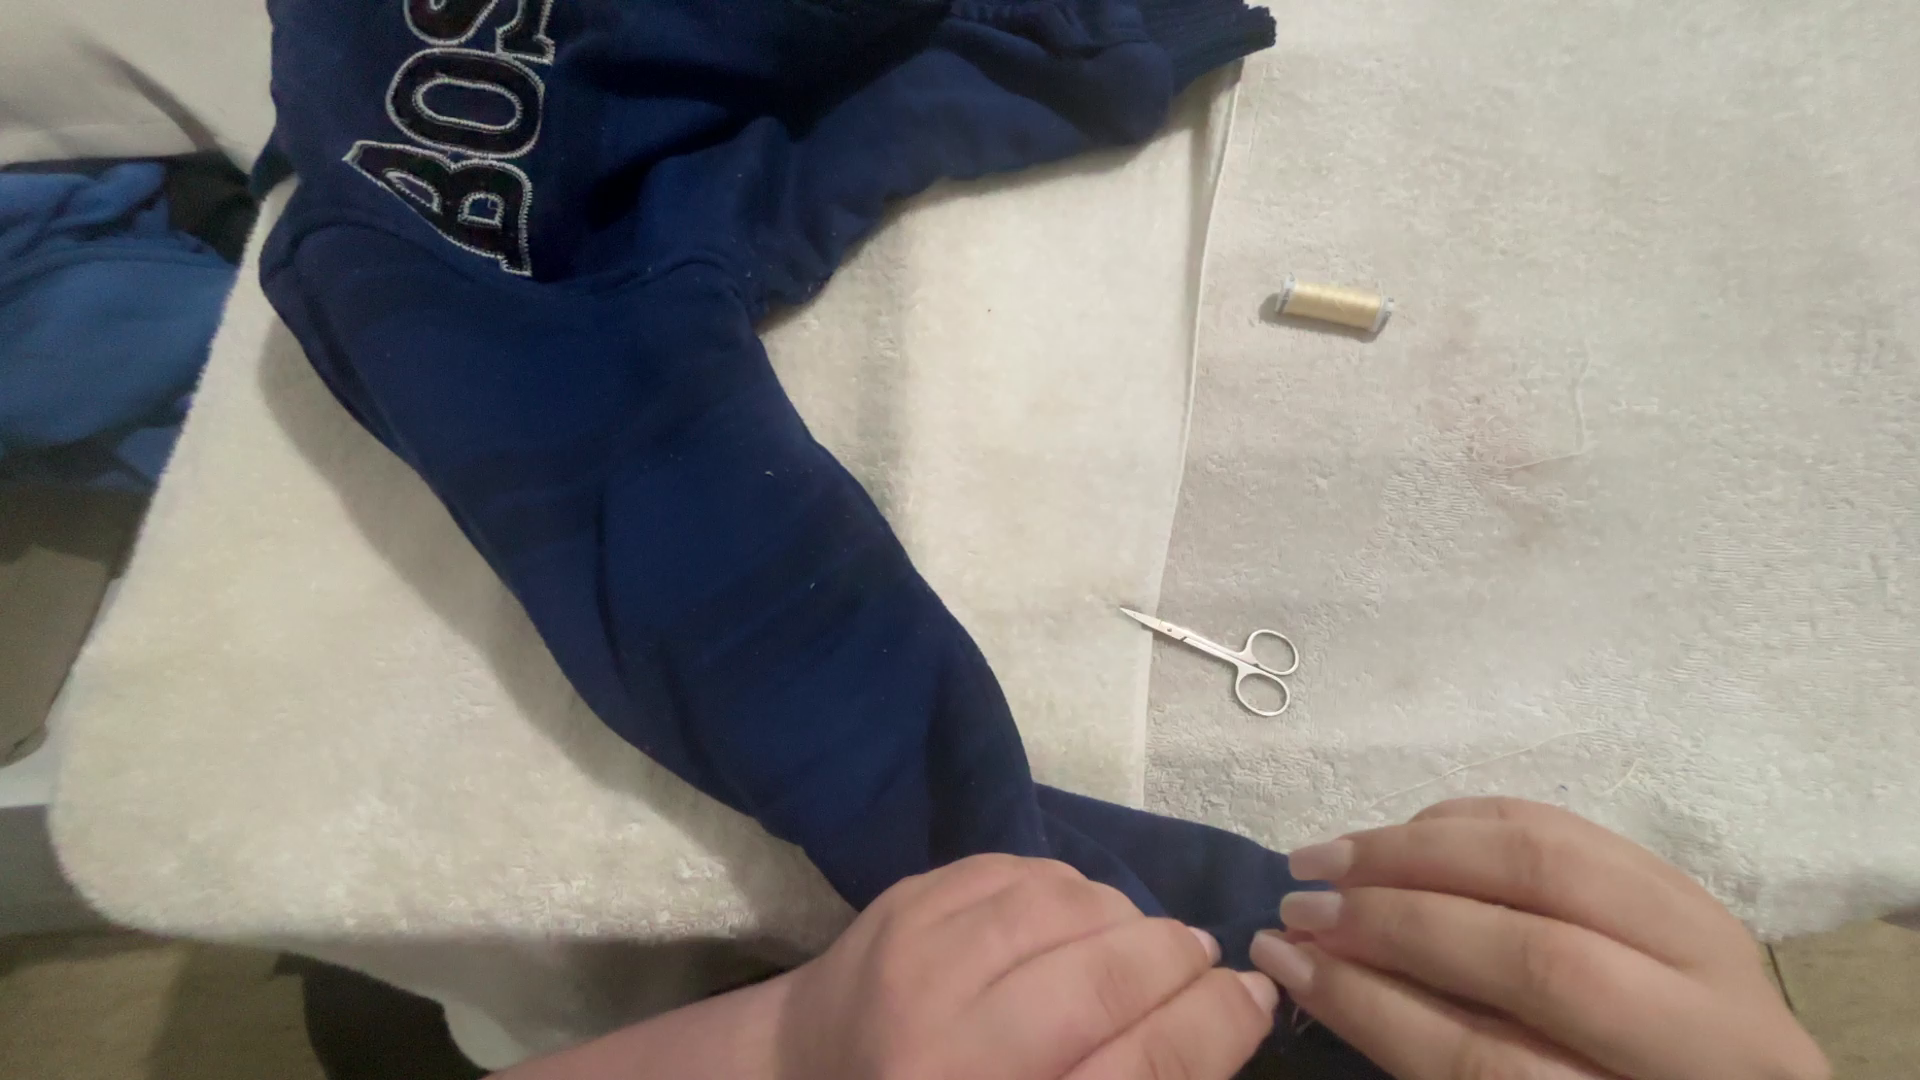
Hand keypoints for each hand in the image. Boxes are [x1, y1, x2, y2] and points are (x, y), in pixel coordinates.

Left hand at [779, 853, 1278, 1079]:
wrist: (809, 1067)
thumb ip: (1122, 1073)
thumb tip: (1216, 1015)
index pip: (1141, 1069)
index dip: (1214, 1026)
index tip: (1255, 995)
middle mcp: (951, 1042)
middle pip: (1102, 979)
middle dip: (1176, 959)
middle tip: (1204, 957)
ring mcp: (920, 955)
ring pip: (1063, 907)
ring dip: (1122, 915)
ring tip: (1140, 934)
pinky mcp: (907, 899)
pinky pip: (1016, 868)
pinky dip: (1065, 884)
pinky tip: (1075, 907)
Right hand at [1250, 797, 1829, 1079]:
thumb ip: (1412, 1041)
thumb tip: (1298, 961)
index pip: (1490, 1064)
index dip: (1368, 1005)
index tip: (1281, 958)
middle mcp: (1724, 1045)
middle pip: (1538, 963)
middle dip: (1392, 922)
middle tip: (1302, 908)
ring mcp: (1718, 954)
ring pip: (1551, 866)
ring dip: (1414, 852)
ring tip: (1331, 857)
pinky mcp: (1685, 888)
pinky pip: (1559, 824)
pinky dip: (1463, 820)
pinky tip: (1402, 834)